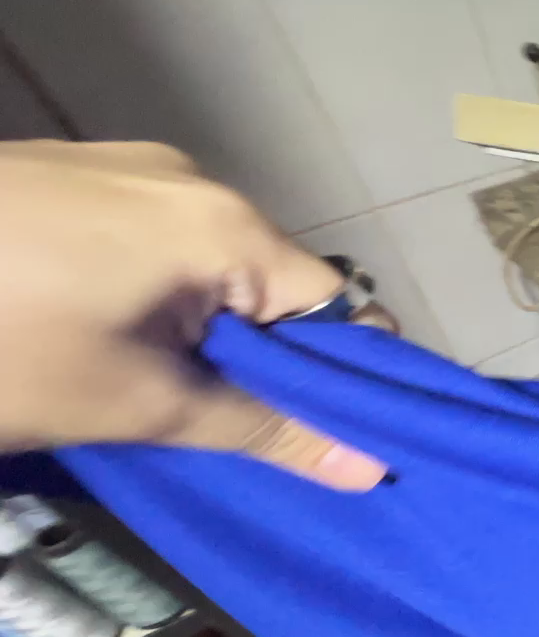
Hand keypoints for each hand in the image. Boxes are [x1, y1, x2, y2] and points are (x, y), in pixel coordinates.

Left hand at [0, 139, 385, 489]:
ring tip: (152, 362)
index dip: (341, 370)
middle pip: (282, 282)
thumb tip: (371, 471)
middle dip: (271, 348)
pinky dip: (163, 286)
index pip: (340, 306)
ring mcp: (125, 165)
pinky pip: (162, 235)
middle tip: (221, 402)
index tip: (317, 419)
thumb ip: (268, 429)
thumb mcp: (135, 405)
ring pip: (223, 261)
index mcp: (226, 226)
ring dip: (213, 318)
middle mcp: (193, 180)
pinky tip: (104, 316)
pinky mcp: (70, 169)